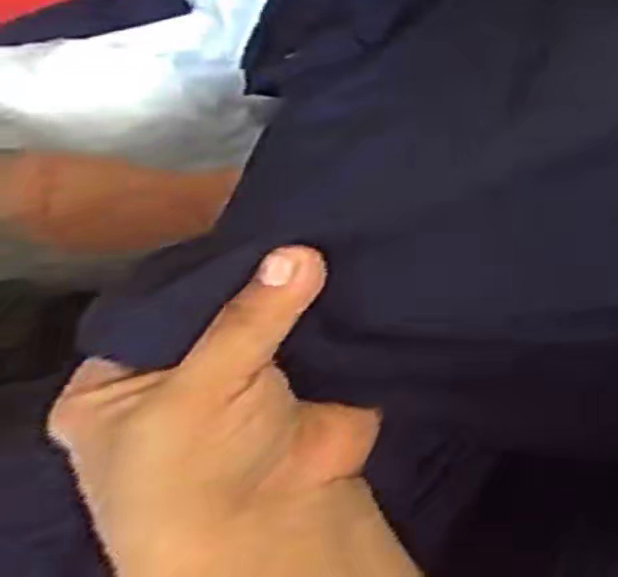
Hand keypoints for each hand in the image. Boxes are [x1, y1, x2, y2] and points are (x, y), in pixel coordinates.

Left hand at [48, 246, 418, 576]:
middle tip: (325, 216)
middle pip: (236, 299)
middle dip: (278, 267)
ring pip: (292, 307)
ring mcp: (262, 365)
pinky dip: (356, 298)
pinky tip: (378, 263)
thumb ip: (249, 320)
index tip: (273, 219)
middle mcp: (188, 365)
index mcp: (121, 378)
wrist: (279, 519)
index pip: (168, 300)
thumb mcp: (201, 393)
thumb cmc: (195, 470)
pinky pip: (339, 320)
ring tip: (358, 229)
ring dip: (324, 280)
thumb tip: (299, 250)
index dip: (217, 263)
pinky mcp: (323, 363)